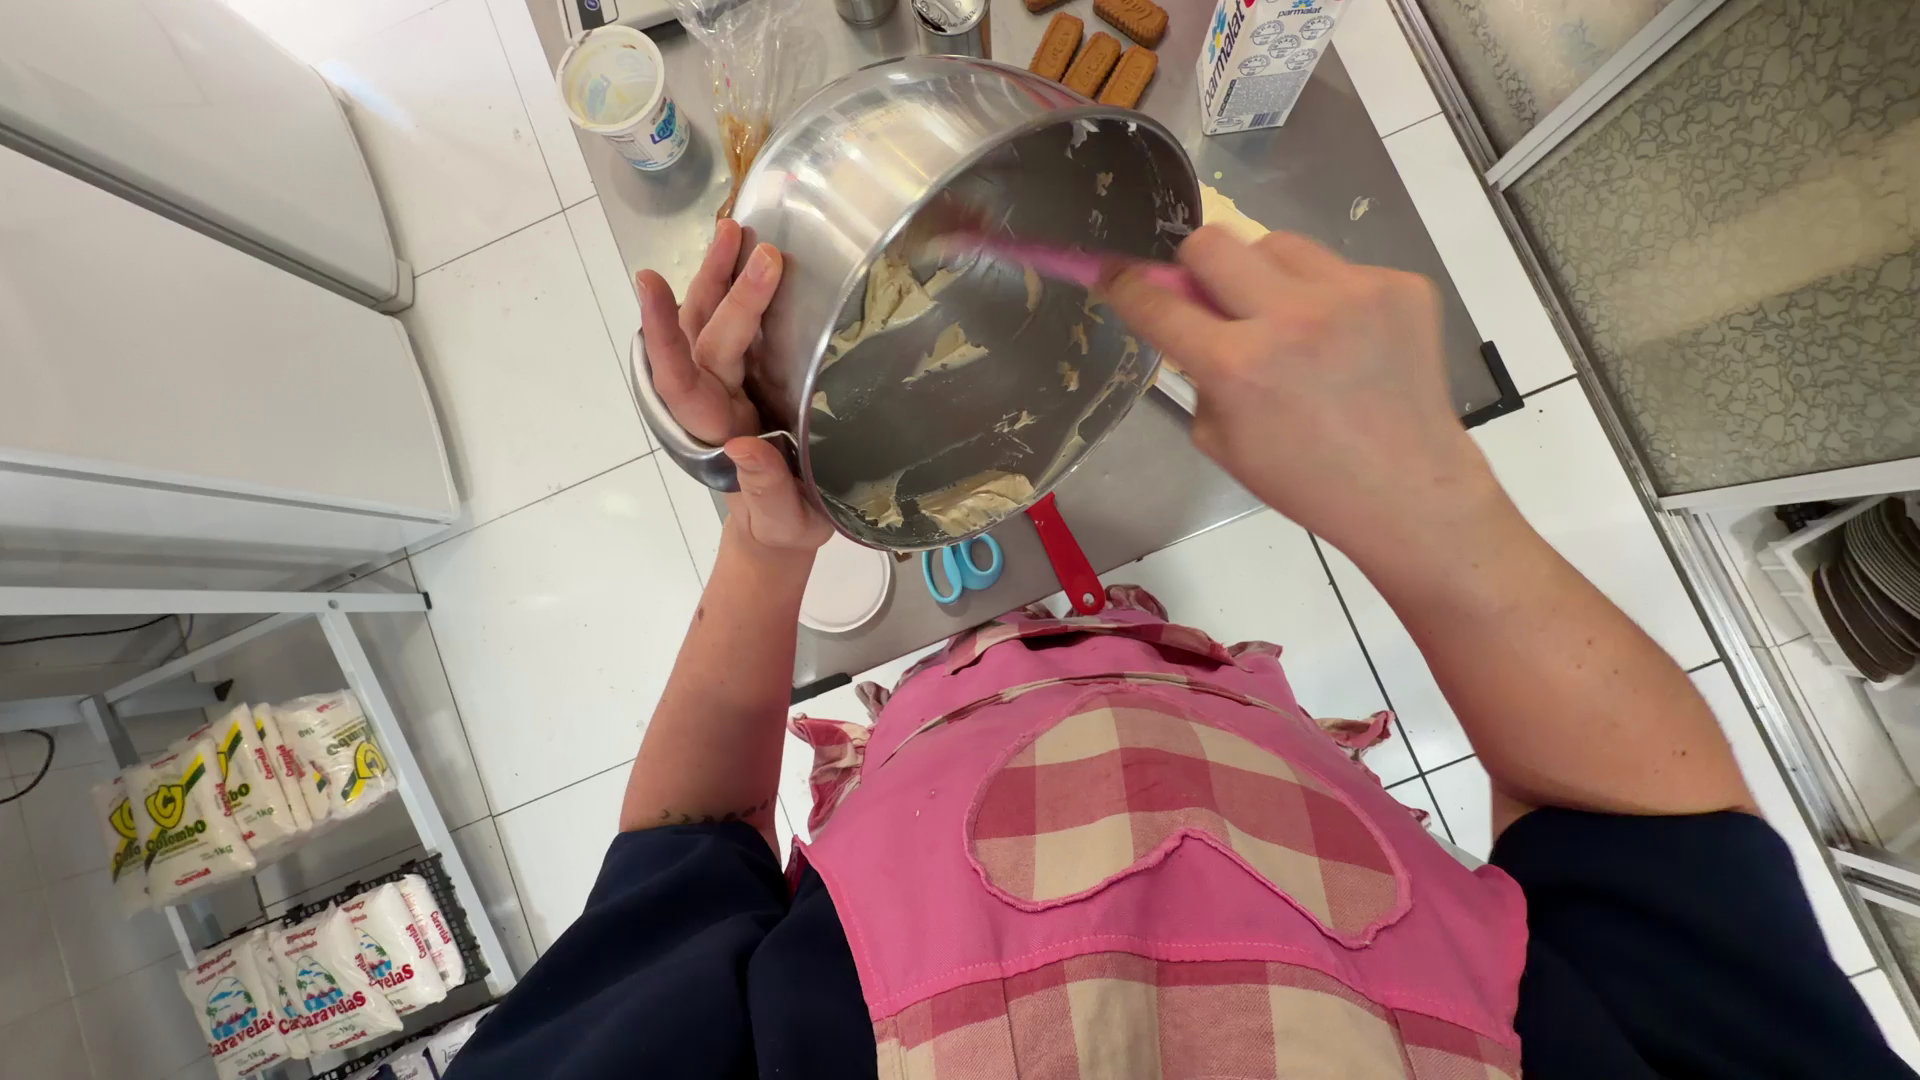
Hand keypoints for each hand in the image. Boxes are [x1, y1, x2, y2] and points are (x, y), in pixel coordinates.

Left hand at [636, 220, 830, 552]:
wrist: (779, 527)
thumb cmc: (782, 526)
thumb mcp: (782, 519)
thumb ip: (763, 488)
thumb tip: (741, 448)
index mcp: (716, 433)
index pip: (682, 379)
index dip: (664, 334)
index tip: (650, 285)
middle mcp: (714, 402)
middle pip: (704, 338)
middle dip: (723, 290)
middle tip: (751, 244)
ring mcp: (729, 387)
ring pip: (710, 326)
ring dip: (718, 278)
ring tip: (735, 231)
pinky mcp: (750, 381)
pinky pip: (735, 332)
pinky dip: (736, 295)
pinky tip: (749, 263)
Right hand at [1104, 226, 1501, 562]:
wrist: (1404, 489)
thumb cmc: (1301, 479)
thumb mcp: (1220, 440)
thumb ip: (1199, 373)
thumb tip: (1193, 323)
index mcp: (1237, 365)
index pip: (1159, 304)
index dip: (1125, 285)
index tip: (1113, 273)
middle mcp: (1291, 316)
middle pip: (1212, 241)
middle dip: (1195, 265)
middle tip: (1210, 296)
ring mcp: (1352, 292)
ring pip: (1277, 244)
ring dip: (1262, 276)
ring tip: (1285, 320)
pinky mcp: (1399, 285)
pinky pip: (1335, 267)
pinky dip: (1322, 296)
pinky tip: (1340, 339)